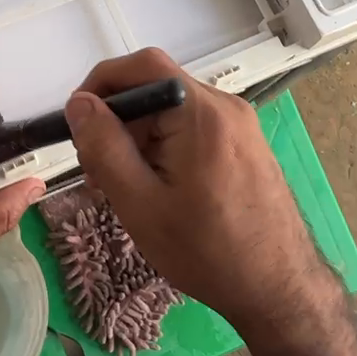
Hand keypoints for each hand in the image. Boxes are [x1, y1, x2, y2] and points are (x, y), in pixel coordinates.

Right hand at [63, 48, 333, 339]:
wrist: (279, 289)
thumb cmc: (206, 251)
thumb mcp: (140, 203)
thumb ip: (104, 147)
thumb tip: (79, 104)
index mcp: (202, 113)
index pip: (144, 67)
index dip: (101, 84)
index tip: (77, 124)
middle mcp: (226, 107)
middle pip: (158, 90)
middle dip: (119, 122)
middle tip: (97, 172)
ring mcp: (241, 125)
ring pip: (174, 112)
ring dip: (140, 139)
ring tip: (125, 188)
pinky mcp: (246, 144)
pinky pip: (195, 129)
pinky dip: (166, 147)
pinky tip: (158, 188)